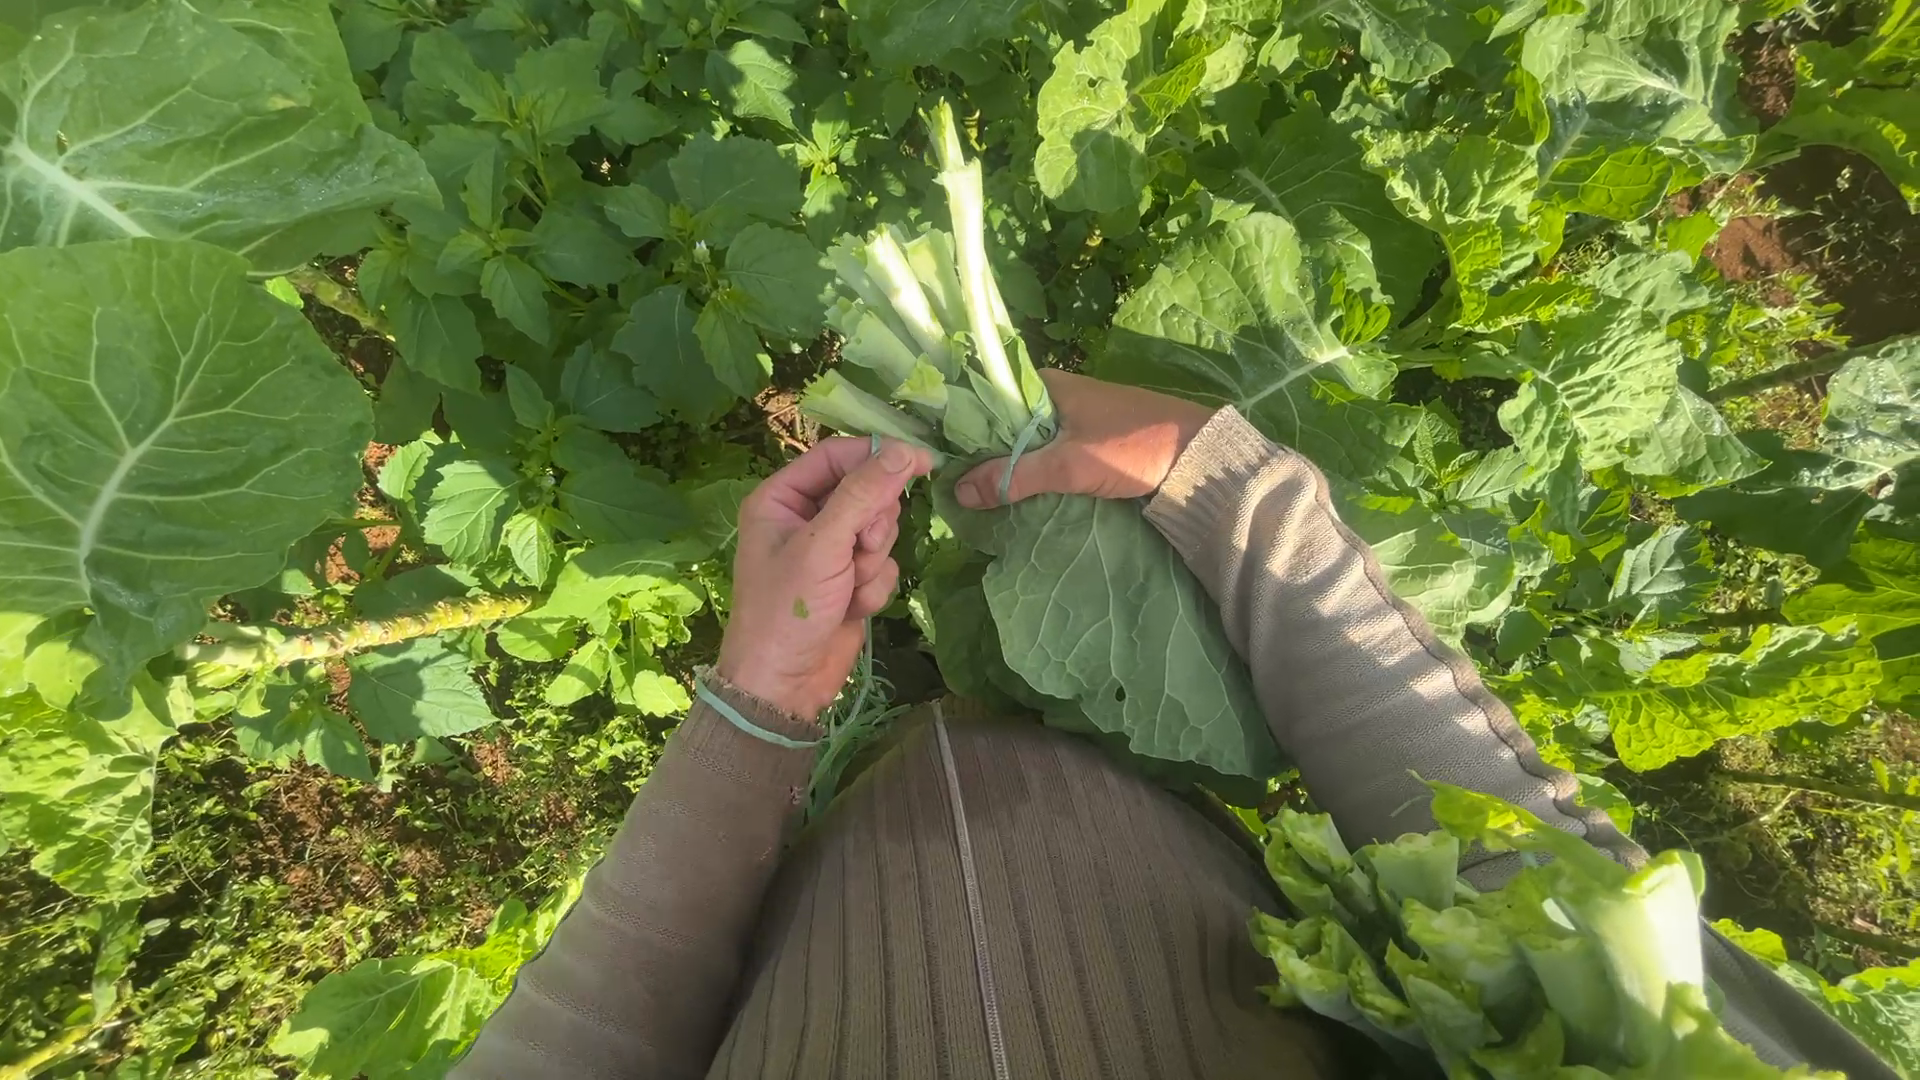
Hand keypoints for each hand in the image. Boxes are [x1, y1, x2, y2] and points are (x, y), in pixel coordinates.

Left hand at [716, 437, 933, 716]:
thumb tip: (904, 450)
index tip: (921, 461)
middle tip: (862, 548)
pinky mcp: (852, 578)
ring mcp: (832, 550)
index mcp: (783, 498)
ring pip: (881, 530)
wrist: (784, 685)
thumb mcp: (822, 546)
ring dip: (873, 561)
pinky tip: (852, 608)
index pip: (838, 456)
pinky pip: (884, 564)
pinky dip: (874, 587)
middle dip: (873, 525)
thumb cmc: (788, 609)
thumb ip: (863, 495)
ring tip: (848, 586)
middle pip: (867, 492)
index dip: (878, 456)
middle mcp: (807, 518)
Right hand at [953, 370, 1214, 507]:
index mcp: (1047, 384)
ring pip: (1023, 439)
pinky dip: (1027, 468)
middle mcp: (1055, 394)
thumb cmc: (1132, 447)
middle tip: (947, 476)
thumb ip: (1014, 477)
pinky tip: (1010, 490)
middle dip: (979, 447)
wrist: (1198, 457)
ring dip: (1003, 461)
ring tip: (970, 488)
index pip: (988, 394)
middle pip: (1003, 420)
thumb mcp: (1069, 464)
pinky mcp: (1087, 440)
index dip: (961, 419)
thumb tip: (959, 492)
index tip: (935, 446)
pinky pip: (1043, 452)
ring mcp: (1072, 417)